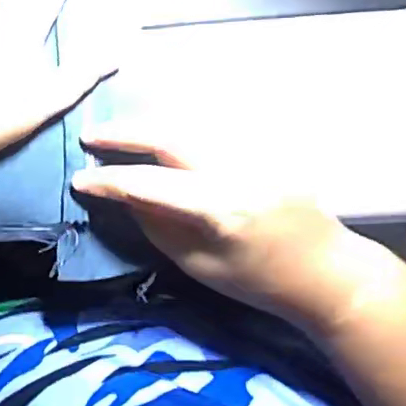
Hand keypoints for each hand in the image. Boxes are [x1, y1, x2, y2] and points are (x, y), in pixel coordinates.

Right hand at [72, 124, 402, 332]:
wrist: (326, 272)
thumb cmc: (258, 282)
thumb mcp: (198, 265)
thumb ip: (157, 225)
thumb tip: (123, 195)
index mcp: (220, 209)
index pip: (150, 184)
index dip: (110, 180)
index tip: (79, 179)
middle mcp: (237, 170)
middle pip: (170, 136)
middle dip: (125, 133)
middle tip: (91, 135)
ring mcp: (256, 152)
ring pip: (192, 122)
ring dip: (151, 124)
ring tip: (119, 131)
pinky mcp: (266, 146)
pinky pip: (215, 126)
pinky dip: (182, 125)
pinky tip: (162, 129)